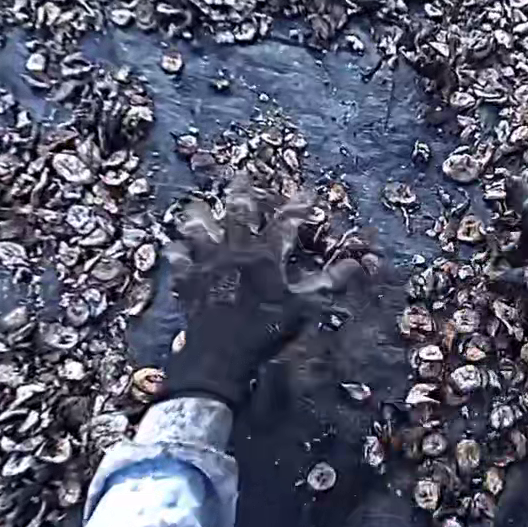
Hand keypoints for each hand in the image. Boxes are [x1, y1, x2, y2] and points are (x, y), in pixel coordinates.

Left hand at [163, 179, 366, 408]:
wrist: (221, 352)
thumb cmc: (266, 328)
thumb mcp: (303, 307)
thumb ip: (327, 283)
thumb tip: (355, 264)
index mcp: (265, 255)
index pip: (285, 223)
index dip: (297, 207)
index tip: (306, 192)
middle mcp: (236, 252)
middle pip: (239, 215)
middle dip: (242, 194)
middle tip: (241, 174)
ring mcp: (209, 266)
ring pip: (202, 233)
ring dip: (200, 219)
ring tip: (195, 204)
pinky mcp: (190, 283)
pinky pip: (180, 265)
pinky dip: (177, 256)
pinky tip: (172, 248)